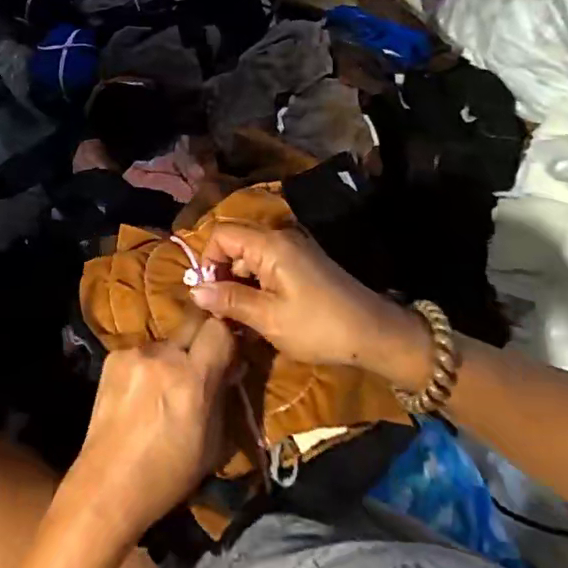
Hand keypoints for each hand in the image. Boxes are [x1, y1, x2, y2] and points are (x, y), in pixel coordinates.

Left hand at [63, 315, 236, 536]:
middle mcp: (164, 356)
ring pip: (165, 343)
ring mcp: (135, 353)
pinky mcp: (113, 356)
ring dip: (169, 359)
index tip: (226, 353)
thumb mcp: (213, 443)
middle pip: (192, 325)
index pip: (219, 329)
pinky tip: (138, 394)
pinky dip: (146, 367)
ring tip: (160, 390)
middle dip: (199, 343)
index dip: (225, 338)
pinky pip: (141, 353)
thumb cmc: (168, 475)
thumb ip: (223, 397)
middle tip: (196, 369)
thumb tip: (231, 367)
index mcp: (193, 379)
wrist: (107, 486)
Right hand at [190, 222, 431, 391]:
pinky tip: (258, 311)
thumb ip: (229, 301)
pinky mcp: (303, 262)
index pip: (222, 234)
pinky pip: (267, 262)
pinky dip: (256, 282)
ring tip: (238, 315)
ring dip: (238, 280)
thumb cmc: (318, 326)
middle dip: (222, 271)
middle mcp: (280, 237)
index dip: (207, 260)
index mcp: (270, 244)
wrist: (373, 332)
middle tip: (220, 309)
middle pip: (235, 241)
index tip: (207, 294)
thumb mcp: (268, 318)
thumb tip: (194, 290)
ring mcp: (294, 248)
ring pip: (250, 254)